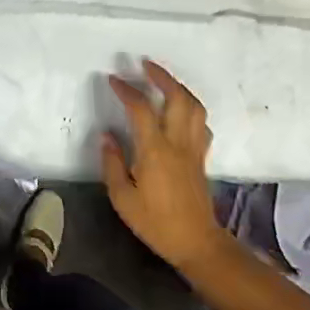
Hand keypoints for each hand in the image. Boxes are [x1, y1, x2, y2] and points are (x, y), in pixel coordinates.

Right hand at [101, 59, 226, 270]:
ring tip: (163, 80)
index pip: (141, 109)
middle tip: (145, 64)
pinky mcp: (202, 158)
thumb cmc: (156, 223)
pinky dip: (190, 109)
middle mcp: (178, 143)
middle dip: (162, 77)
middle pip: (178, 98)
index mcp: (155, 150)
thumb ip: (112, 163)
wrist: (197, 245)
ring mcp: (194, 150)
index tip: (113, 79)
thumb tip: (107, 136)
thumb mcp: (122, 198)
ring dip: (179, 88)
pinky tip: (179, 111)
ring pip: (195, 108)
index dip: (126, 90)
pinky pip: (201, 124)